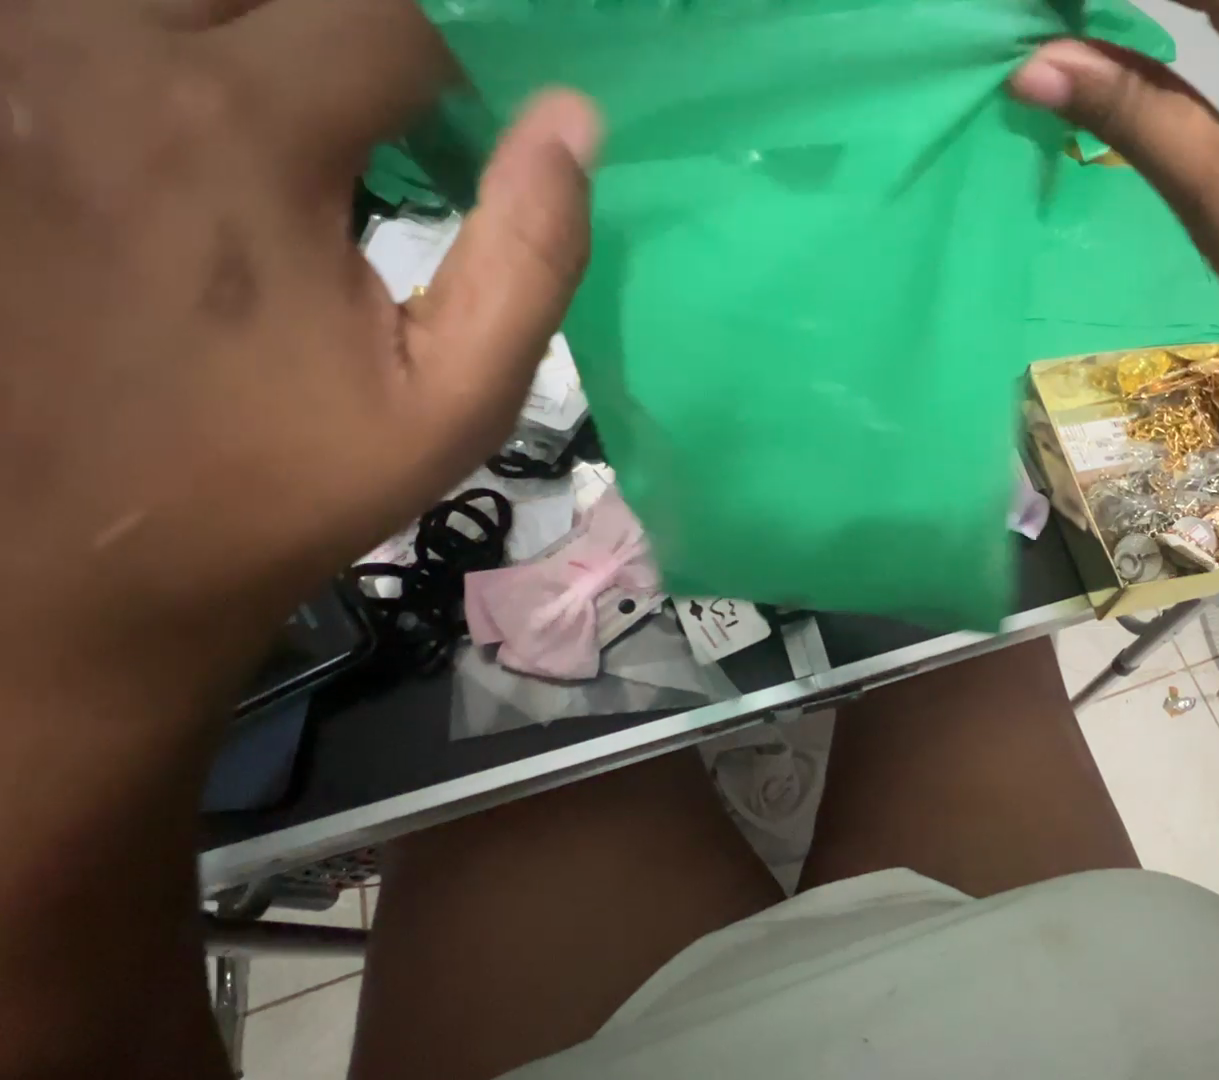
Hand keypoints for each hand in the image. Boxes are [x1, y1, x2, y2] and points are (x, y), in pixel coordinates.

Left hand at [0, 1, 600, 714]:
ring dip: (274, 40)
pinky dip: (187, 56)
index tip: (477, 139)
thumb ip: (530, 256)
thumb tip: (572, 120)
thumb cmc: (293, 477)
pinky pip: (99, 25)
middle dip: (364, 39)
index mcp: (236, 133)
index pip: (387, 20)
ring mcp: (9, 68)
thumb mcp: (458, 396)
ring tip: (320, 133)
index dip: (461, 67)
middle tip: (404, 129)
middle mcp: (91, 56)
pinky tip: (221, 140)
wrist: (85, 550)